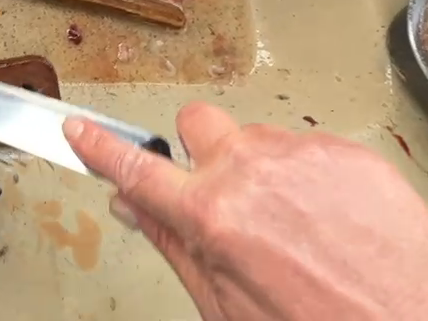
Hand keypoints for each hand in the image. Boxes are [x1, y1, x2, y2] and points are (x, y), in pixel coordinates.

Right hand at [65, 104, 427, 320]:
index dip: (100, 148)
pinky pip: (306, 149)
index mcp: (215, 218)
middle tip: (227, 199)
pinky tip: (339, 225)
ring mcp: (302, 154)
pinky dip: (309, 178)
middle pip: (196, 125)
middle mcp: (251, 170)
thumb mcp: (234, 315)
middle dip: (201, 155)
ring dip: (261, 170)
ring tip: (304, 228)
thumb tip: (135, 207)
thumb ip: (177, 249)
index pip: (136, 170)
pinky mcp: (348, 151)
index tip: (78, 129)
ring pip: (254, 139)